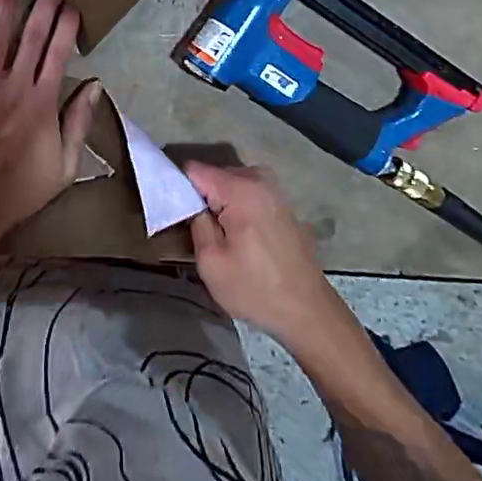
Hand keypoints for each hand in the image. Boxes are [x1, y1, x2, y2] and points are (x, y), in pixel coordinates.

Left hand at [0, 0, 103, 241]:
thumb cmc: (21, 188)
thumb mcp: (64, 165)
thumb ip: (79, 123)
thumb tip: (95, 87)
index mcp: (44, 100)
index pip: (59, 52)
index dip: (66, 24)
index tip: (72, 1)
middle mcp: (16, 84)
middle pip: (32, 37)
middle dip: (42, 6)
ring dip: (3, 11)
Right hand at [184, 163, 343, 345]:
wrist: (307, 310)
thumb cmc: (255, 289)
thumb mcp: (210, 262)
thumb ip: (196, 221)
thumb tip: (189, 201)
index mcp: (241, 190)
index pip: (195, 169)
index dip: (179, 186)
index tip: (173, 210)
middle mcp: (260, 179)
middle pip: (214, 174)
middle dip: (202, 196)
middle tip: (197, 229)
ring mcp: (275, 190)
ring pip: (231, 183)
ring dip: (220, 202)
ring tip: (218, 235)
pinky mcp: (282, 203)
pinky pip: (248, 193)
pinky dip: (238, 207)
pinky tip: (240, 236)